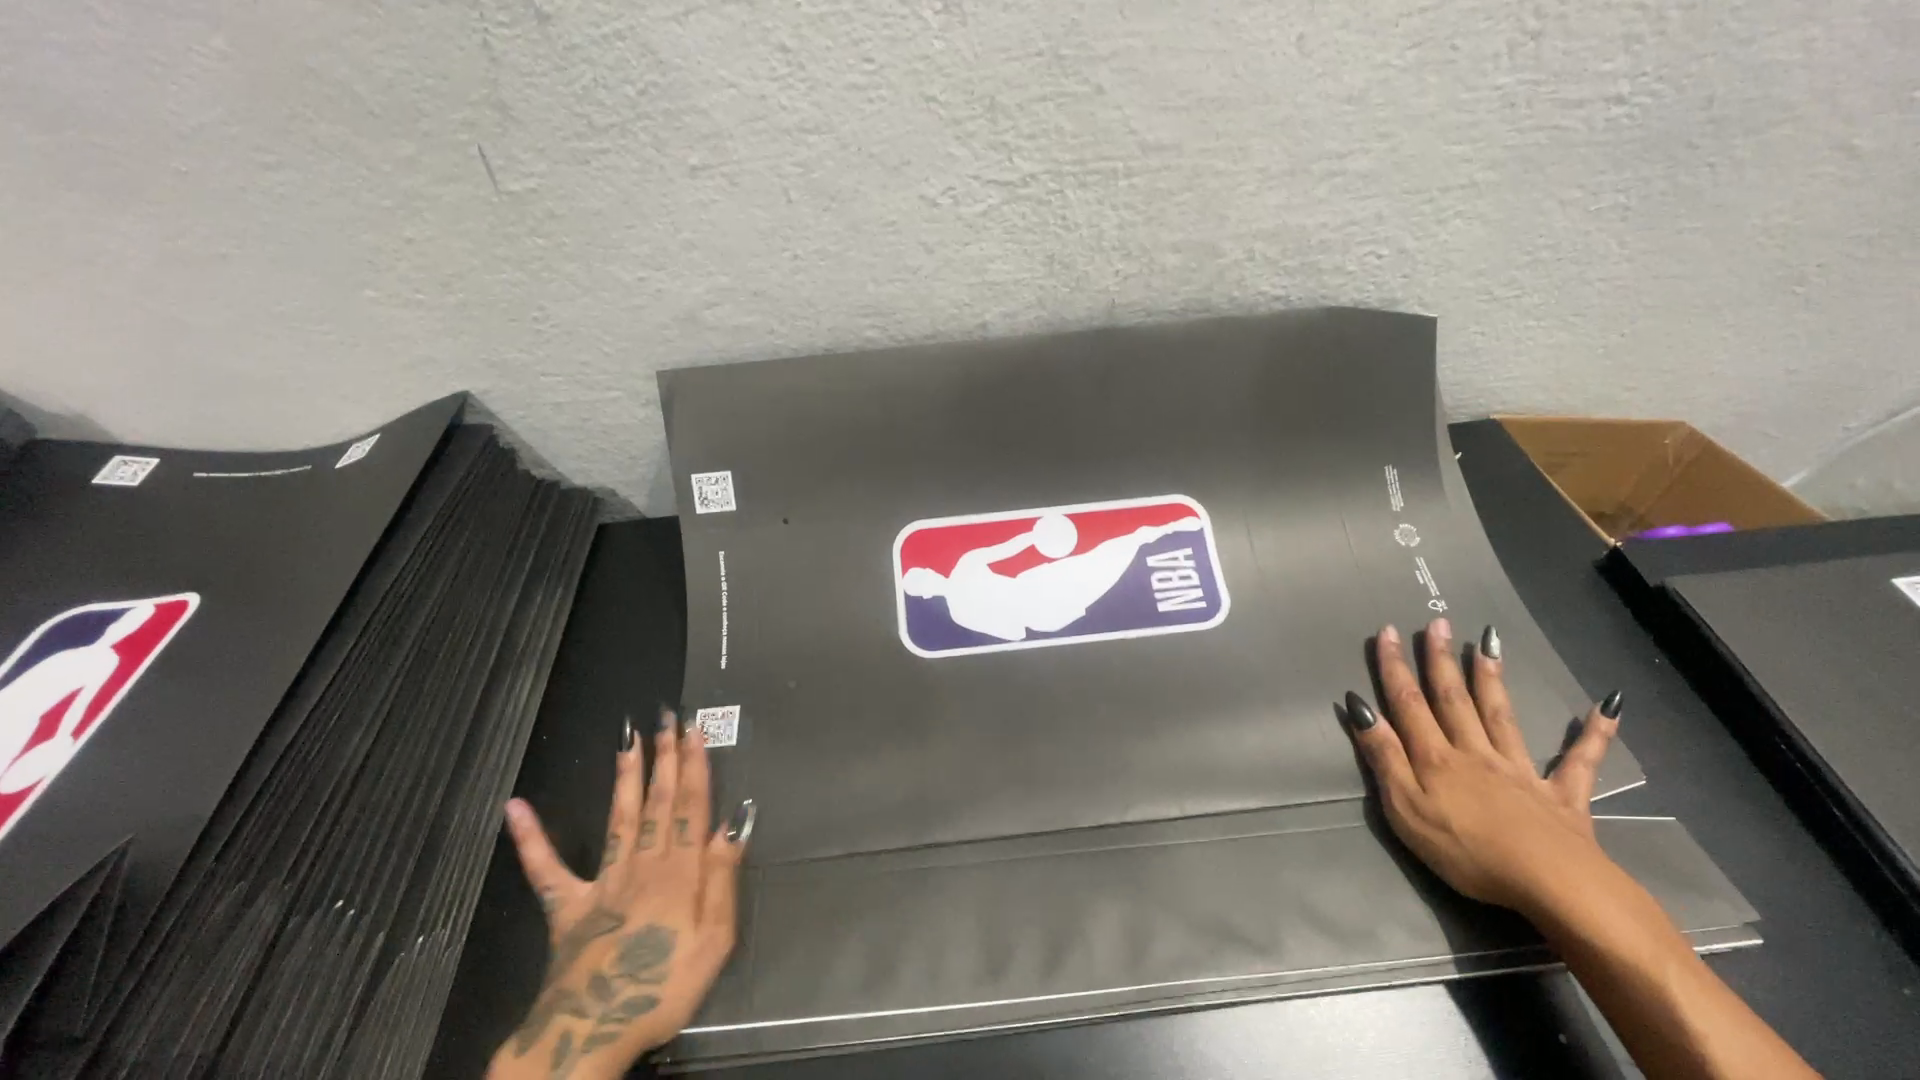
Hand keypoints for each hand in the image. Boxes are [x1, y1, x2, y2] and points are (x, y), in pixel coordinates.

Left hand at [488, 709, 753, 1079]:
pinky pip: (546, 868)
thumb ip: (722, 878)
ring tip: (627, 739)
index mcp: (679, 872)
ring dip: (624, 777)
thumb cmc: (665, 986)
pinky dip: (531, 837)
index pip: (690, 807)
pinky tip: (515, 807)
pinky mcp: (568, 906)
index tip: (693, 730)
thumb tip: (734, 822)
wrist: (594, 1029)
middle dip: (664, 758)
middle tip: (665, 718)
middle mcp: (641, 864)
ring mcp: (602, 883)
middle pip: (656, 803)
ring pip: (618, 818)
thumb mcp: (714, 938)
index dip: (694, 767)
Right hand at [1343, 619, 1622, 915]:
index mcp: (1437, 759)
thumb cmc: (1466, 852)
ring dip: (1491, 679)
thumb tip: (1363, 709)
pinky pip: (1581, 760)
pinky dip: (1595, 733)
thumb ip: (1385, 757)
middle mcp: (1477, 754)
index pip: (1409, 705)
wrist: (1550, 883)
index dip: (1395, 668)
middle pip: (1453, 700)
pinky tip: (1610, 704)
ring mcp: (1522, 772)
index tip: (1388, 632)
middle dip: (1440, 661)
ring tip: (1487, 644)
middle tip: (1438, 624)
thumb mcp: (1405, 808)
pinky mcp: (1563, 796)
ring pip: (1501, 716)